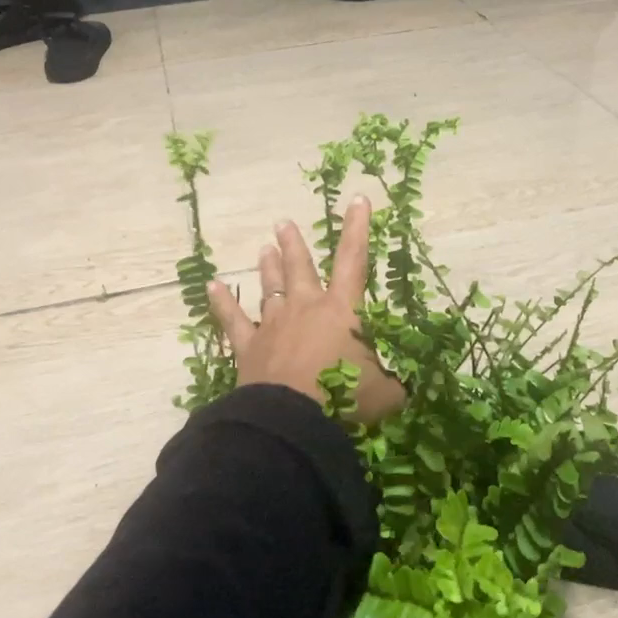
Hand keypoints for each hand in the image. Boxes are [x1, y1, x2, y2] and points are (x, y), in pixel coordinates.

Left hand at [206, 196, 405, 423]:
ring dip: (268, 267)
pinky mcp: (249, 345)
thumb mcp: (385, 392)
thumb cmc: (344, 397)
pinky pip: (233, 319)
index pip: (353, 261)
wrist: (293, 418)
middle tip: (283, 223)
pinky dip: (222, 303)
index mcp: (342, 310)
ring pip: (270, 287)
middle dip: (293, 244)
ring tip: (265, 248)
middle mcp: (305, 308)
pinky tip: (212, 286)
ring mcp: (274, 324)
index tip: (357, 200)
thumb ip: (395, 382)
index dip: (357, 229)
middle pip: (300, 267)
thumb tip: (405, 386)